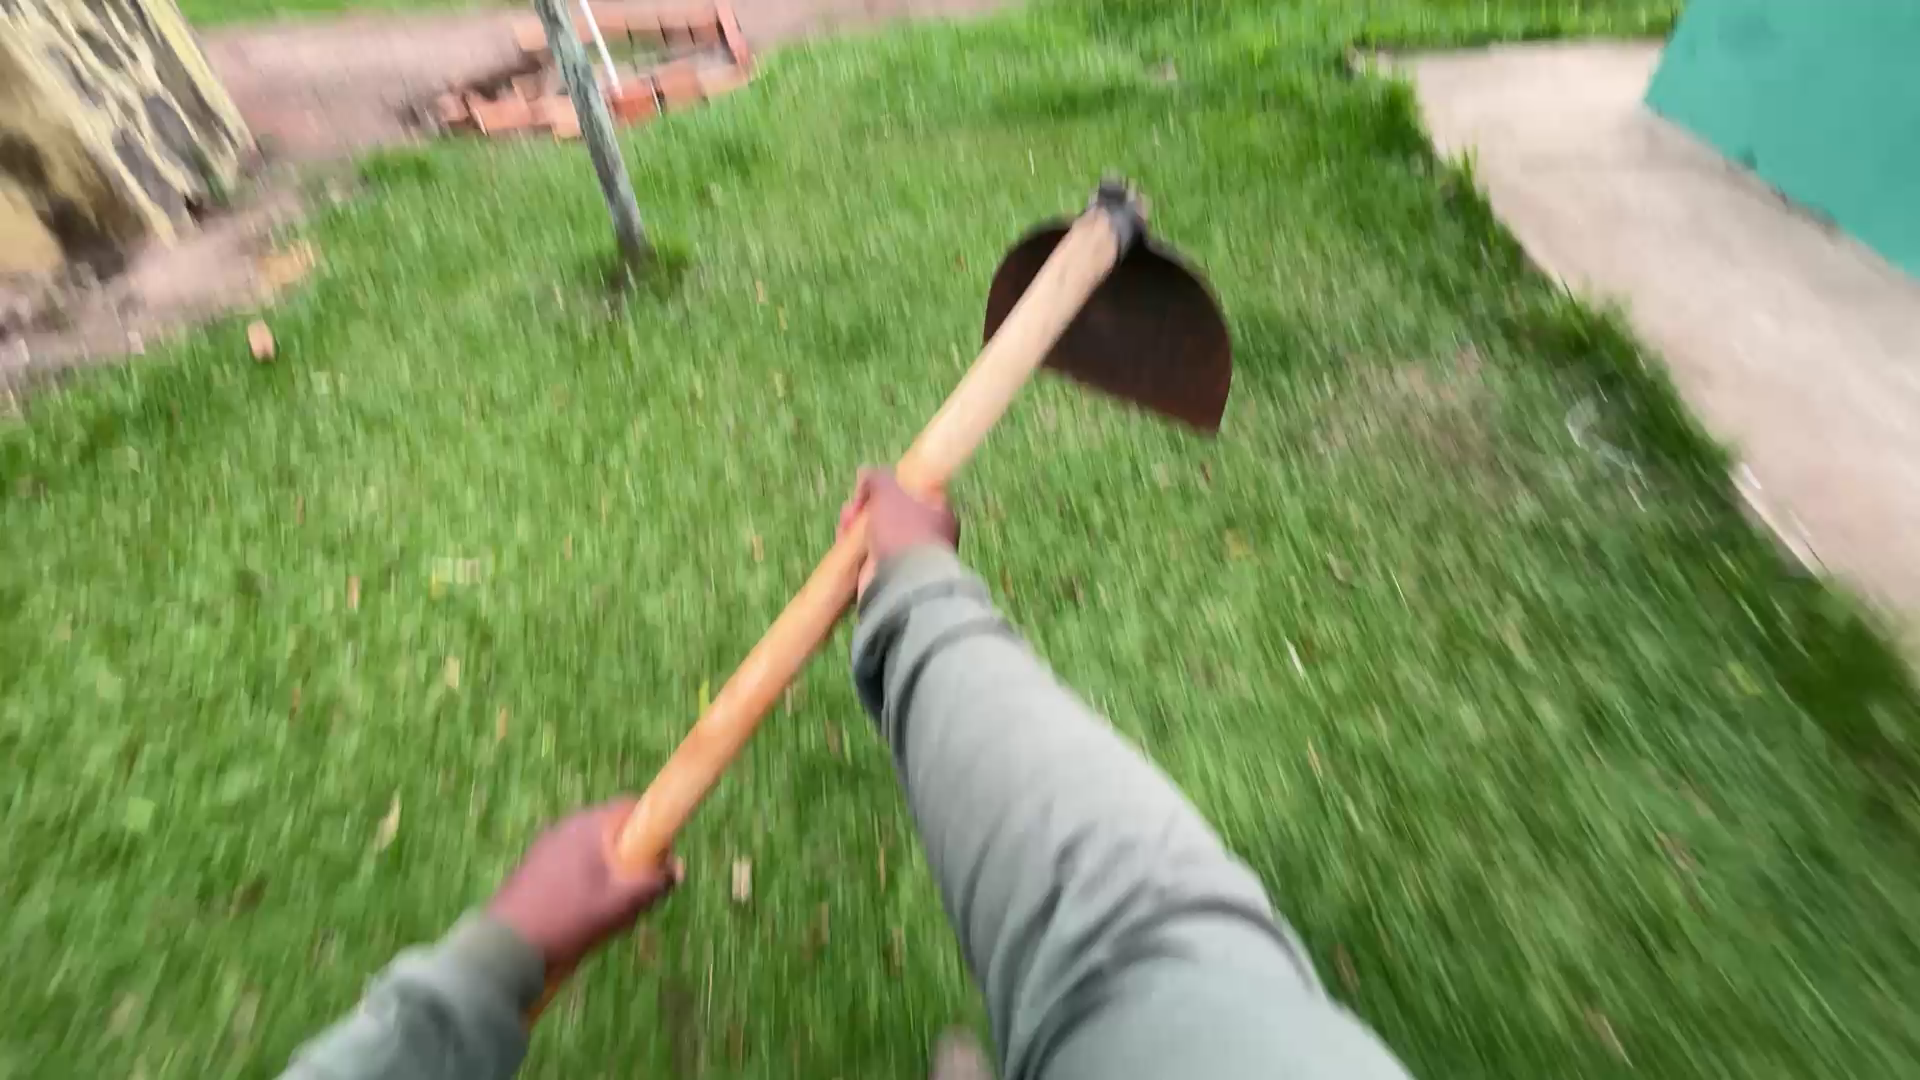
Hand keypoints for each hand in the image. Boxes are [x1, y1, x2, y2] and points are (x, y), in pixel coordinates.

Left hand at [486, 800, 681, 973]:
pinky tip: (580, 911)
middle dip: (630, 855)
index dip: (653, 830)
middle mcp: (567, 825)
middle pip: (615, 829)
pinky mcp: (532, 865)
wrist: (499, 953)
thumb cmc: (567, 920)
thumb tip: (676, 868)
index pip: (634, 807)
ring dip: (607, 870)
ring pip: (594, 847)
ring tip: (605, 907)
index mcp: (589, 824)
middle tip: (632, 890)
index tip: (656, 860)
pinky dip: (584, 878)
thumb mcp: (620, 905)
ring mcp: (546, 844)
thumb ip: (654, 882)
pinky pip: (572, 861)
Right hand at [838, 468, 959, 596]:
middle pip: (891, 513)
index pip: (913, 492)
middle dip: (867, 507)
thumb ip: (878, 477)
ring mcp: (909, 557)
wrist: (904, 583)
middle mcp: (928, 534)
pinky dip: (854, 548)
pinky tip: (843, 540)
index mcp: (938, 511)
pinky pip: (869, 555)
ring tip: (845, 523)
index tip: (870, 487)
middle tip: (853, 508)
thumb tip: (866, 472)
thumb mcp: (889, 492)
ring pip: (878, 534)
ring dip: (857, 526)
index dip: (889, 487)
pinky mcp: (891, 575)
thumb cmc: (904, 531)